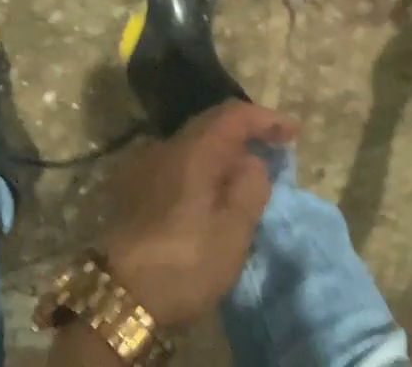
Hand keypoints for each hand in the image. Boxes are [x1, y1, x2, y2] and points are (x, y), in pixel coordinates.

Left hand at [100, 101, 297, 324]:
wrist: (118, 297)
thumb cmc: (184, 262)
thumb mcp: (233, 230)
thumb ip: (251, 186)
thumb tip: (251, 162)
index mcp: (195, 149)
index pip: (235, 114)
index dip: (267, 118)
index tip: (293, 133)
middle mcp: (167, 146)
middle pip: (211, 123)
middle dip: (245, 131)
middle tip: (273, 148)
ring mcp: (146, 166)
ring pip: (192, 142)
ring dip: (222, 149)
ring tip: (244, 171)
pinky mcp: (134, 189)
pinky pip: (177, 161)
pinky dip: (202, 165)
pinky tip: (209, 189)